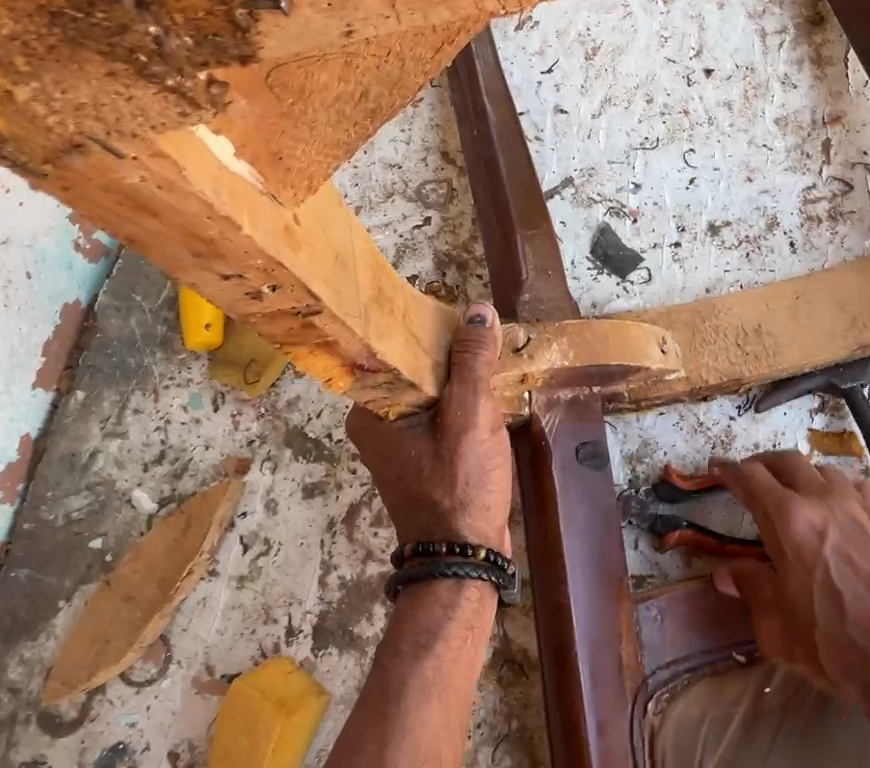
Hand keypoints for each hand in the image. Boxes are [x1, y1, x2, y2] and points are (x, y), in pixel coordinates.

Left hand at [347, 302, 513, 555]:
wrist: (465, 559)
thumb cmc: (461, 487)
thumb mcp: (470, 417)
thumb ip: (472, 361)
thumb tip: (478, 309)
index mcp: (371, 410)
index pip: (399, 350)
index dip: (435, 329)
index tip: (469, 320)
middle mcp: (377, 422)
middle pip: (419, 369)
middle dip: (457, 356)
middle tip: (491, 340)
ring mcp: (400, 442)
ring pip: (436, 391)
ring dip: (466, 380)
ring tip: (498, 362)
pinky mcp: (423, 456)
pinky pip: (444, 414)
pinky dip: (467, 404)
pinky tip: (495, 396)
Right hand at [711, 452, 869, 715]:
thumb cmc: (841, 653)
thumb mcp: (780, 631)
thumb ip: (752, 591)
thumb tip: (727, 574)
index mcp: (789, 522)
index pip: (749, 479)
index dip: (728, 471)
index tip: (717, 468)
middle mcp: (825, 501)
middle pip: (787, 461)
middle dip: (763, 464)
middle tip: (751, 477)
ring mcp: (864, 507)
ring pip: (825, 470)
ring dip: (803, 476)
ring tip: (795, 493)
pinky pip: (860, 489)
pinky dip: (840, 490)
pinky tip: (842, 509)